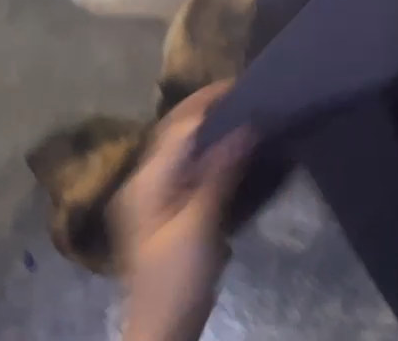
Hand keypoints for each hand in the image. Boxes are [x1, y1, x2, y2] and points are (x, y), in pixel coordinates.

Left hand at [111, 83, 252, 340]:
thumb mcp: (200, 223)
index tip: (247, 81)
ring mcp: (155, 197)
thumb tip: (247, 124)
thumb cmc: (177, 275)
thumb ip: (220, 171)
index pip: (179, 125)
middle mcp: (145, 182)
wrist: (162, 328)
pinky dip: (212, 148)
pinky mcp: (170, 210)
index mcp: (146, 181)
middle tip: (251, 92)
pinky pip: (191, 164)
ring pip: (184, 146)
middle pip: (177, 132)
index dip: (210, 99)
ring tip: (249, 111)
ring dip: (212, 126)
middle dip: (209, 108)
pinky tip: (236, 148)